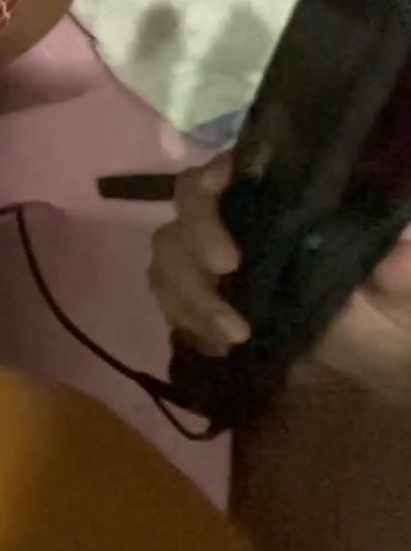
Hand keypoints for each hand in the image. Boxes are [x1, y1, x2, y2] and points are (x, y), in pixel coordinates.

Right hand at [151, 154, 410, 396]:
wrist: (353, 375)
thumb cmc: (378, 324)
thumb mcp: (399, 302)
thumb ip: (397, 276)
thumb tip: (400, 253)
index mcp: (273, 212)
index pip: (229, 174)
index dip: (214, 174)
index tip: (216, 188)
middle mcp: (225, 226)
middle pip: (186, 212)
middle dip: (198, 236)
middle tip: (226, 268)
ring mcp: (196, 258)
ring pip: (167, 257)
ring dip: (192, 292)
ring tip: (234, 333)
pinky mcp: (181, 291)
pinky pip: (164, 293)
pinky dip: (186, 316)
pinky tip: (216, 343)